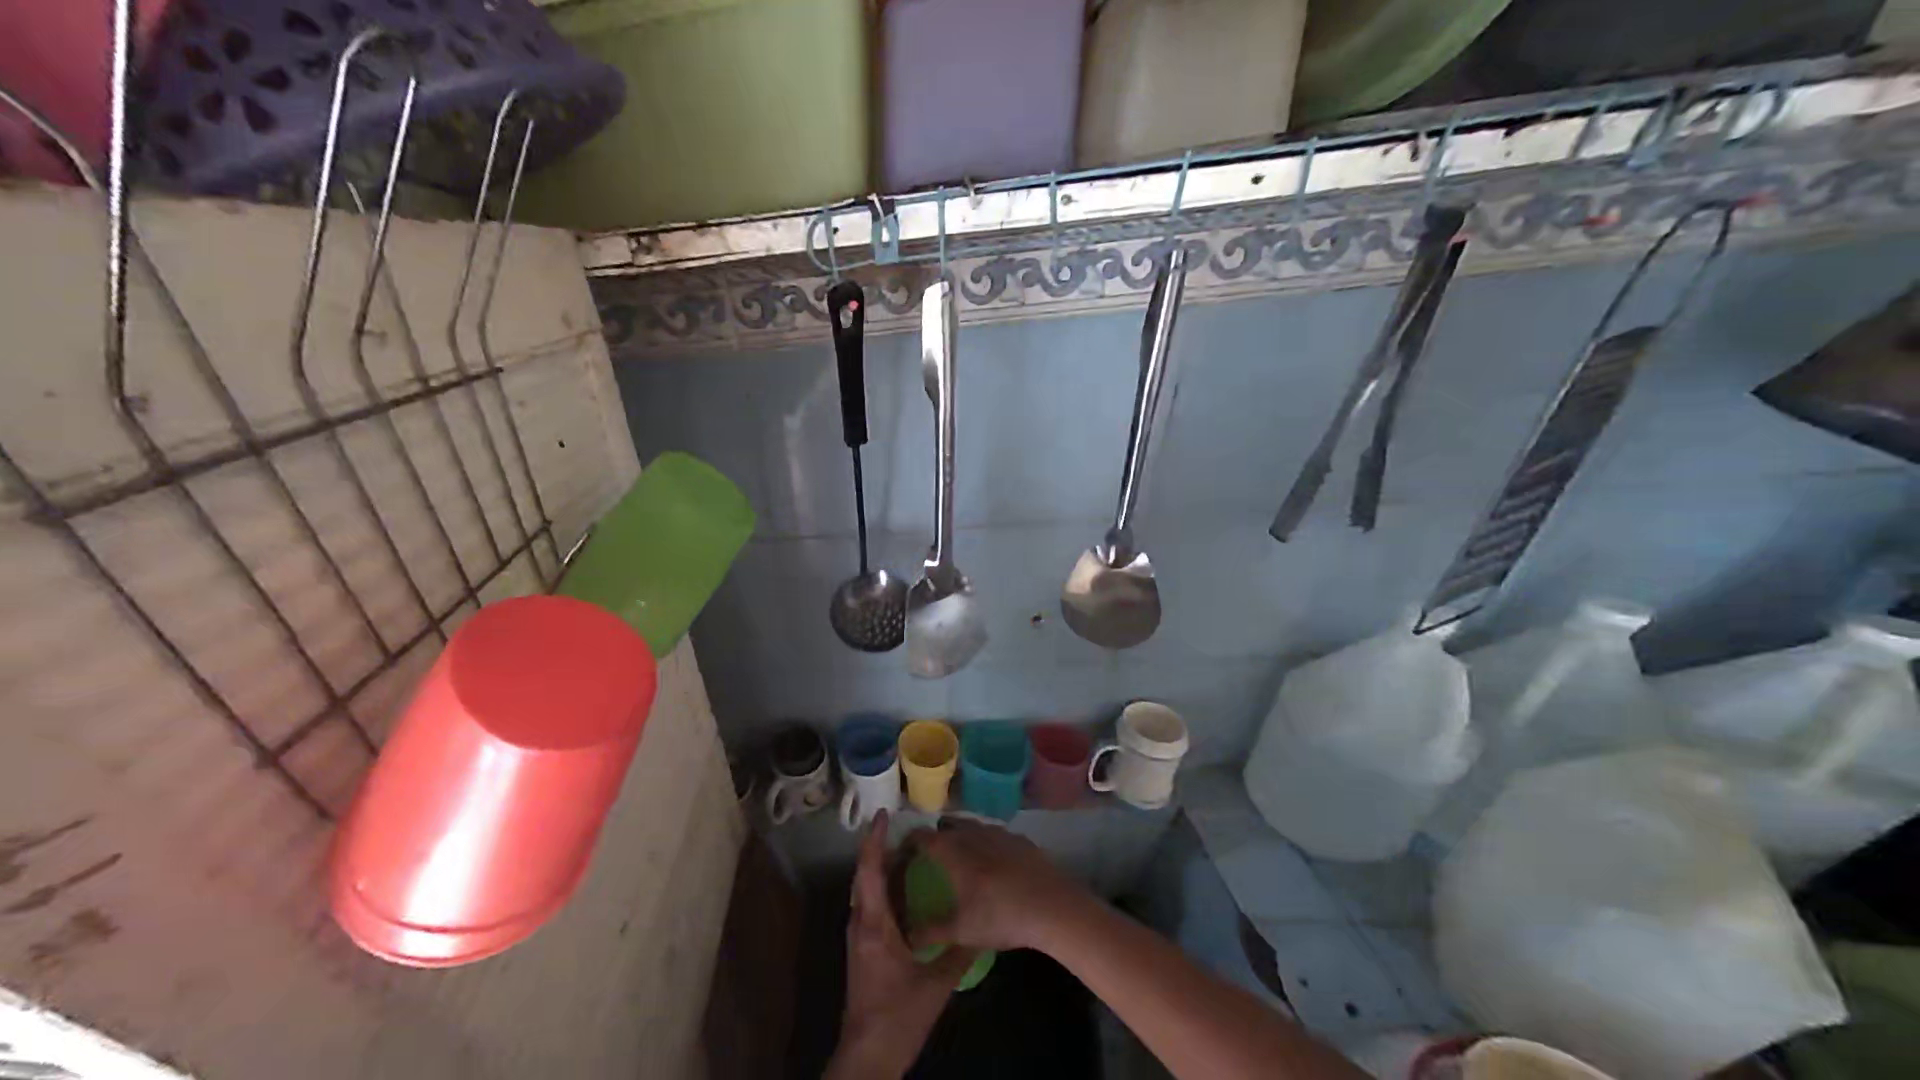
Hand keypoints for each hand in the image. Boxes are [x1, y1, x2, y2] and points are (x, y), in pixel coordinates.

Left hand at [826, 812, 975, 1079]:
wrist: (868, 1056)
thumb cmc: (899, 1015)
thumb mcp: (936, 984)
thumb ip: (958, 952)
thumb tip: (982, 925)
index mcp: (873, 925)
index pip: (869, 871)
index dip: (874, 840)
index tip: (883, 814)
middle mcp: (860, 924)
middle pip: (864, 876)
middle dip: (879, 850)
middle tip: (906, 832)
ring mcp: (858, 938)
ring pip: (865, 892)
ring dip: (880, 870)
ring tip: (907, 855)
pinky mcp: (862, 950)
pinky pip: (870, 907)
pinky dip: (883, 891)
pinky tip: (905, 894)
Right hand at [907, 819, 1092, 953]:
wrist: (1053, 908)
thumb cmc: (1001, 917)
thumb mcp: (961, 931)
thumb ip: (930, 932)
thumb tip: (905, 938)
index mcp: (954, 851)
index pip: (923, 836)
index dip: (909, 842)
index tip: (904, 854)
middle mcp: (974, 834)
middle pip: (948, 825)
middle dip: (937, 836)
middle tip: (931, 857)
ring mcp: (1001, 834)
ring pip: (973, 827)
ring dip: (962, 836)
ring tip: (962, 858)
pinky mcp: (1022, 840)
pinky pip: (996, 834)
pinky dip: (987, 843)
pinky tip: (994, 864)